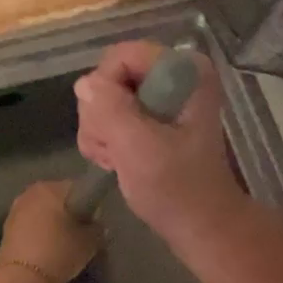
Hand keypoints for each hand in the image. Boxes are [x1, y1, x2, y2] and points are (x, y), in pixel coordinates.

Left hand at [0, 180, 101, 282]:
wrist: (22, 278)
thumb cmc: (59, 252)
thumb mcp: (90, 242)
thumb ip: (96, 229)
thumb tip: (94, 225)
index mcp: (52, 188)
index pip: (77, 189)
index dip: (89, 206)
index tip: (92, 223)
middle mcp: (31, 192)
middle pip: (56, 199)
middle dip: (67, 213)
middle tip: (78, 234)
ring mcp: (15, 209)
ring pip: (41, 212)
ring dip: (51, 223)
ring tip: (61, 244)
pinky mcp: (6, 227)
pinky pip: (29, 225)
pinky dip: (38, 232)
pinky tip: (45, 249)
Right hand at [74, 42, 246, 238]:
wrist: (198, 225)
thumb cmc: (177, 189)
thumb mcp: (139, 149)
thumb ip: (111, 110)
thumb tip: (84, 84)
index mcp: (184, 71)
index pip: (120, 57)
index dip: (105, 91)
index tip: (112, 128)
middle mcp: (173, 75)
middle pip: (109, 77)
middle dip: (102, 116)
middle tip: (116, 150)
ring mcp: (160, 97)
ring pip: (103, 99)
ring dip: (100, 133)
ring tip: (118, 160)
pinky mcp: (149, 116)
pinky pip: (108, 115)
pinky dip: (105, 141)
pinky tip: (118, 162)